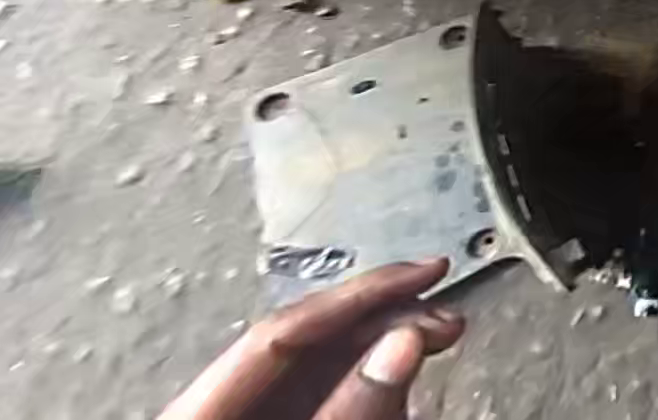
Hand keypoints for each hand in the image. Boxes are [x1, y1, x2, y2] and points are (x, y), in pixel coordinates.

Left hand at [159, 259, 465, 419]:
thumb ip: (348, 410)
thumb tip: (407, 338)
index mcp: (194, 415)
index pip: (285, 327)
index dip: (365, 291)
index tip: (432, 268)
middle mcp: (217, 405)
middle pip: (313, 341)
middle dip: (393, 322)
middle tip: (447, 321)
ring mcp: (251, 411)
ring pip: (328, 362)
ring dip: (393, 349)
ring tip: (436, 347)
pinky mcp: (283, 415)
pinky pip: (330, 386)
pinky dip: (376, 378)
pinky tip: (404, 381)